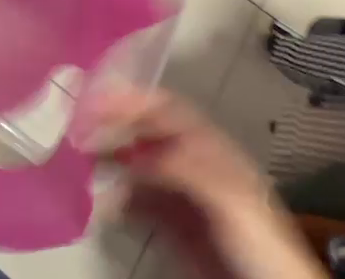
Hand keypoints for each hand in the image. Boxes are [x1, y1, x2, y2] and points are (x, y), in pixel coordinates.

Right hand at [82, 90, 325, 278]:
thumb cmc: (264, 246)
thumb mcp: (232, 202)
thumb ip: (187, 171)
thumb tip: (137, 158)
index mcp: (211, 149)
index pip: (166, 110)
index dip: (133, 99)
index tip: (96, 99)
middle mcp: (191, 164)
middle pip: (146, 134)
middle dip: (114, 128)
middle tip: (80, 132)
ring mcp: (179, 195)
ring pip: (136, 166)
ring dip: (110, 163)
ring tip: (86, 166)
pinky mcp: (171, 226)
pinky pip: (136, 204)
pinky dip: (116, 200)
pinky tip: (103, 205)